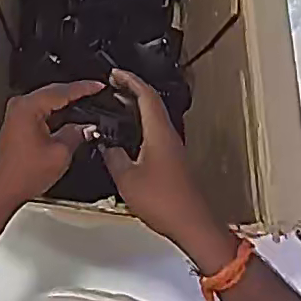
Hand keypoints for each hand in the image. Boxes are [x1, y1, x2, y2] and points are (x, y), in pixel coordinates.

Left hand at [0, 80, 104, 209]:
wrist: (2, 189)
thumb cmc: (22, 174)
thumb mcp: (59, 153)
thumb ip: (76, 134)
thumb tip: (86, 127)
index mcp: (28, 107)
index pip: (61, 91)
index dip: (83, 88)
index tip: (97, 85)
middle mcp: (20, 106)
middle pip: (53, 92)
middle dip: (75, 92)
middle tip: (95, 91)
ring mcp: (16, 114)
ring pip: (46, 101)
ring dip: (65, 103)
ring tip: (86, 103)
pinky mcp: (17, 124)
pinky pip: (40, 111)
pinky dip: (55, 113)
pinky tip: (69, 118)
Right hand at [102, 70, 236, 270]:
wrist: (192, 226)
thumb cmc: (166, 203)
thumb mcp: (126, 178)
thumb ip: (112, 156)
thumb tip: (107, 146)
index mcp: (159, 133)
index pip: (146, 95)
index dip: (129, 80)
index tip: (115, 73)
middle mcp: (169, 136)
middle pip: (152, 102)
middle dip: (131, 89)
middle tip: (113, 84)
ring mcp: (173, 148)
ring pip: (154, 117)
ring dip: (136, 107)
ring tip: (117, 105)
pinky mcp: (173, 161)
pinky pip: (155, 132)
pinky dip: (140, 124)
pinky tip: (128, 135)